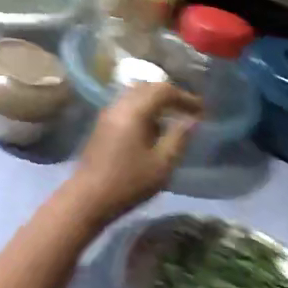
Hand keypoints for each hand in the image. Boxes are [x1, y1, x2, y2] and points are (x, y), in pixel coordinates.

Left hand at [63, 82, 200, 223]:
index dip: (185, 97)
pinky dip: (142, 110)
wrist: (87, 199)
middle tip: (187, 110)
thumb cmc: (128, 183)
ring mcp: (106, 115)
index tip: (201, 110)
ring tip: (171, 119)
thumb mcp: (162, 164)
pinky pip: (125, 107)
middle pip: (146, 87)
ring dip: (154, 102)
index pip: (163, 90)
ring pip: (134, 96)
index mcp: (134, 111)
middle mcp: (118, 106)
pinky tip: (151, 130)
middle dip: (169, 95)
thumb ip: (179, 138)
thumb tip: (192, 120)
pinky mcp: (101, 127)